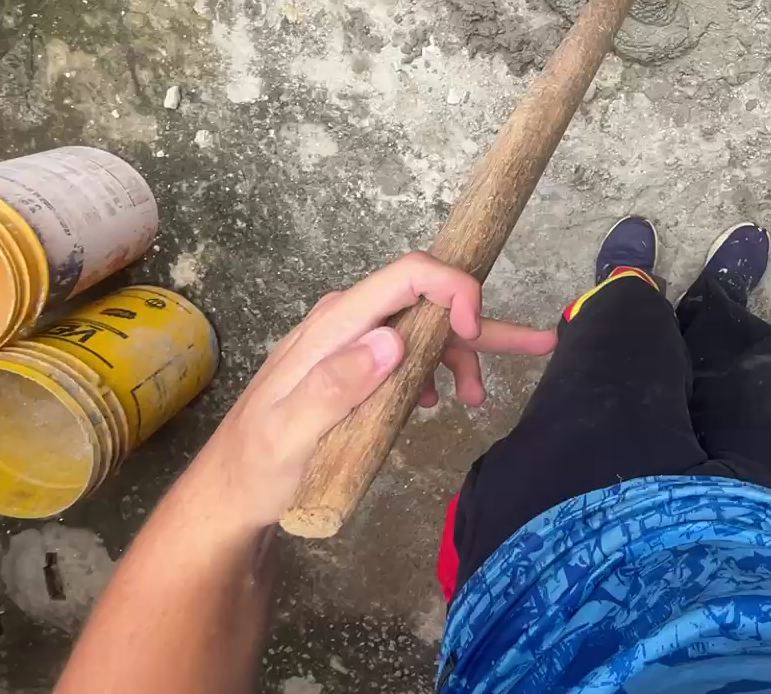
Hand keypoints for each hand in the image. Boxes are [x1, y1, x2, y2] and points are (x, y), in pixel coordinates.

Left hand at [181, 251, 555, 532]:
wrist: (230, 496)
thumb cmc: (256, 468)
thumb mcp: (289, 436)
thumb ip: (334, 386)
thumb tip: (393, 340)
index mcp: (337, 324)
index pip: (411, 274)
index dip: (454, 288)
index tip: (473, 331)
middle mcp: (352, 320)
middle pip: (431, 299)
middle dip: (483, 321)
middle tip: (539, 343)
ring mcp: (358, 340)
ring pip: (429, 329)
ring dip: (464, 355)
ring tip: (479, 397)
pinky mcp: (362, 363)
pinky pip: (416, 352)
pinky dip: (441, 371)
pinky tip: (439, 401)